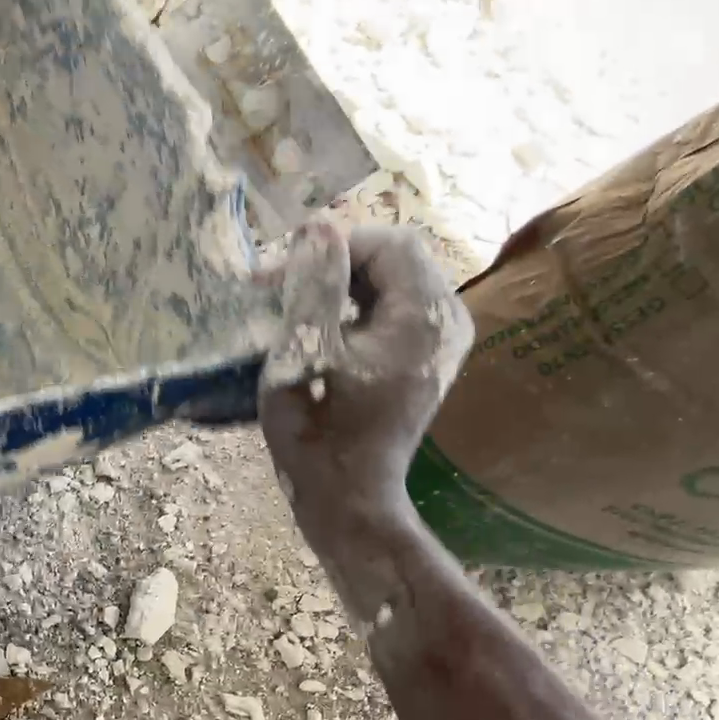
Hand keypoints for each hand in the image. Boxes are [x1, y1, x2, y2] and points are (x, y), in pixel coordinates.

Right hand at [257, 222, 473, 539]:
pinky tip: (314, 333)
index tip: (274, 272)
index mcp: (423, 313)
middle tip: (274, 287)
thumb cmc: (317, 425)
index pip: (388, 243)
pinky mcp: (419, 364)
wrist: (344, 493)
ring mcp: (435, 345)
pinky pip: (387, 316)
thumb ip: (313, 285)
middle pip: (392, 262)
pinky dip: (348, 313)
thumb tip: (316, 226)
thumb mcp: (304, 351)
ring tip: (286, 308)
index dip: (331, 245)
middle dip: (331, 264)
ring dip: (336, 288)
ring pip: (387, 288)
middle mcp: (444, 321)